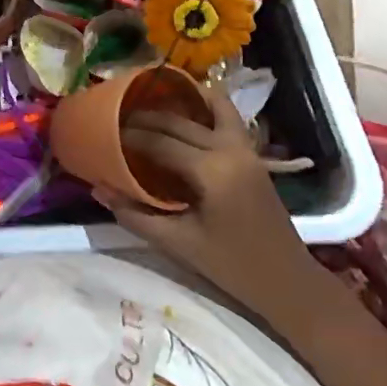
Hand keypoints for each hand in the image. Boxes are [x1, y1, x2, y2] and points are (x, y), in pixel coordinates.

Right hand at [98, 86, 322, 313]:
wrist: (287, 280)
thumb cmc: (232, 266)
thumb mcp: (179, 244)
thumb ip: (136, 216)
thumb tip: (99, 190)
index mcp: (211, 171)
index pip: (160, 143)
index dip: (129, 136)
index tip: (102, 134)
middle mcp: (230, 149)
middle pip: (179, 123)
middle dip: (145, 118)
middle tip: (115, 119)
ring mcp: (245, 148)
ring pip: (207, 110)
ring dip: (176, 105)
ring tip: (148, 104)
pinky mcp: (252, 153)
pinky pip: (227, 117)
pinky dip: (207, 106)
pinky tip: (188, 108)